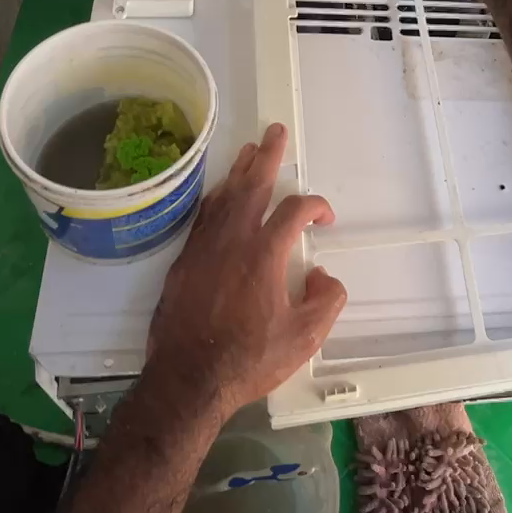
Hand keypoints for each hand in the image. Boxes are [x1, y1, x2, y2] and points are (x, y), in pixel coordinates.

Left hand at [144, 123, 345, 424]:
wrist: (188, 382)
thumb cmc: (249, 359)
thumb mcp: (304, 338)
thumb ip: (326, 300)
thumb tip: (323, 275)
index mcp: (266, 254)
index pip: (295, 210)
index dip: (315, 206)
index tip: (326, 218)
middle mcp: (234, 240)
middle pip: (253, 185)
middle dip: (268, 155)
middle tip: (275, 130)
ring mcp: (205, 248)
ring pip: (225, 196)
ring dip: (240, 170)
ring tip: (250, 150)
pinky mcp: (184, 261)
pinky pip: (204, 216)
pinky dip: (216, 198)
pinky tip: (221, 193)